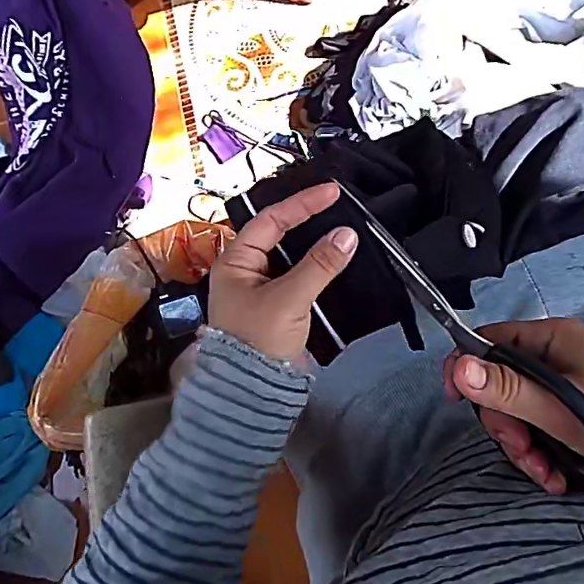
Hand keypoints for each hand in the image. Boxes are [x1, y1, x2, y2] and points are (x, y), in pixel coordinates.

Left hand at [207, 182, 356, 363]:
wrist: (253, 390)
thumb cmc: (258, 340)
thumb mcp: (288, 298)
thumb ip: (318, 265)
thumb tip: (346, 235)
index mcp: (236, 261)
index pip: (271, 220)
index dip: (302, 203)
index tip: (332, 193)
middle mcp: (247, 270)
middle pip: (279, 234)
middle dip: (308, 219)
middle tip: (337, 205)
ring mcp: (263, 288)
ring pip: (291, 255)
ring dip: (314, 243)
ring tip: (340, 228)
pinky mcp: (279, 305)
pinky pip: (299, 275)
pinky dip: (317, 265)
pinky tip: (335, 260)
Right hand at [442, 318, 583, 501]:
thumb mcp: (565, 406)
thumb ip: (510, 389)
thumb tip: (461, 368)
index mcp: (553, 341)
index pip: (491, 341)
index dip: (468, 367)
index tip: (455, 397)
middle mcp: (555, 364)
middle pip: (500, 387)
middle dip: (504, 423)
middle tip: (521, 447)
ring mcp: (564, 396)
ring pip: (517, 417)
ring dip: (523, 449)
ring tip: (544, 471)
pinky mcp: (572, 425)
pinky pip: (538, 437)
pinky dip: (540, 459)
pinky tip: (557, 477)